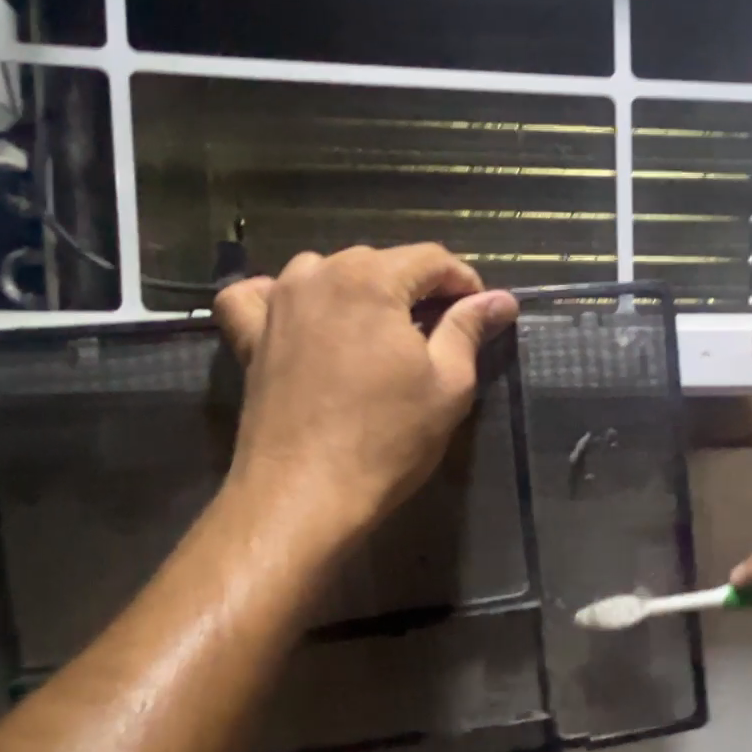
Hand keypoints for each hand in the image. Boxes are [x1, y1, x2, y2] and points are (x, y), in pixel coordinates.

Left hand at [212, 244, 517, 534]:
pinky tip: (303, 319)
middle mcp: (319, 275)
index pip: (431, 258)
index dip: (464, 282)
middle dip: (415, 289)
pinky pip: (260, 296)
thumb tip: (500, 299)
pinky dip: (283, 298)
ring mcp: (277, 303)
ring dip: (359, 291)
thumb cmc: (388, 439)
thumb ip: (469, 329)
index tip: (480, 314)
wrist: (304, 493)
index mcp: (372, 279)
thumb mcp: (449, 385)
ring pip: (326, 272)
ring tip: (380, 333)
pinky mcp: (250, 336)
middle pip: (380, 263)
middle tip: (438, 334)